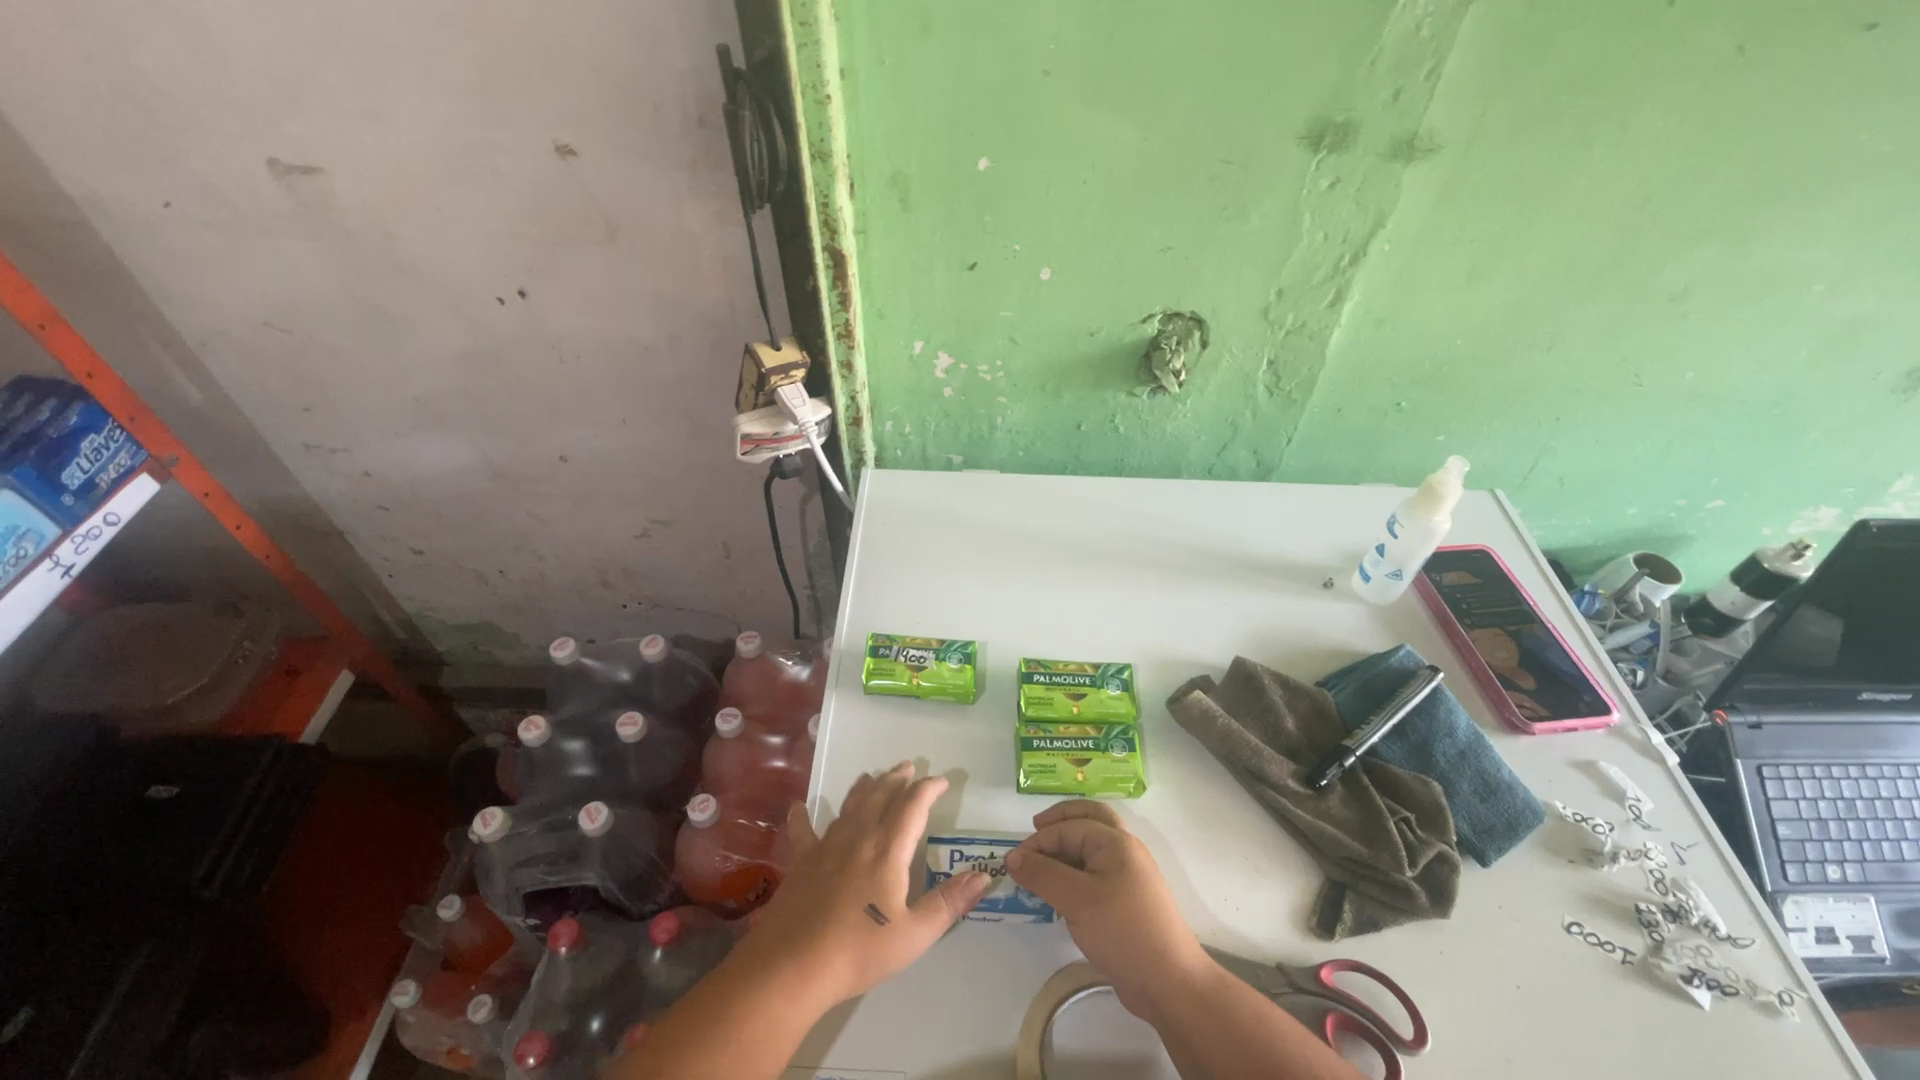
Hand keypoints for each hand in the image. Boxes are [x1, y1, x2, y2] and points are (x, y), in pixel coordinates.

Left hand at [736, 762, 991, 1008]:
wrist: (792, 966)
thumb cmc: (859, 951)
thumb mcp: (914, 934)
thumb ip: (949, 903)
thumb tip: (984, 875)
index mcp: (887, 851)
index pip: (912, 807)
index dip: (928, 789)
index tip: (941, 780)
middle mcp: (857, 839)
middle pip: (879, 797)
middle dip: (896, 780)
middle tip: (908, 766)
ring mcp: (825, 848)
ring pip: (848, 808)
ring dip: (862, 789)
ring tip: (870, 776)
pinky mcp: (800, 863)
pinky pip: (802, 831)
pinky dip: (802, 816)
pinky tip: (797, 806)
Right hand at [1005, 800, 1208, 1020]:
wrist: (1169, 981)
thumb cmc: (1123, 931)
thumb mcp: (1077, 900)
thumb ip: (1042, 874)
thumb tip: (1013, 857)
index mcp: (1116, 842)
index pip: (1069, 827)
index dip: (1039, 840)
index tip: (1014, 863)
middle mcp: (1125, 851)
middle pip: (1090, 819)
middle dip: (1061, 820)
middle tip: (1034, 828)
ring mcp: (1129, 876)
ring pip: (1094, 847)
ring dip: (1068, 846)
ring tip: (1042, 862)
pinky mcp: (1127, 901)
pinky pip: (1097, 873)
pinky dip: (1076, 871)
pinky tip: (1061, 891)